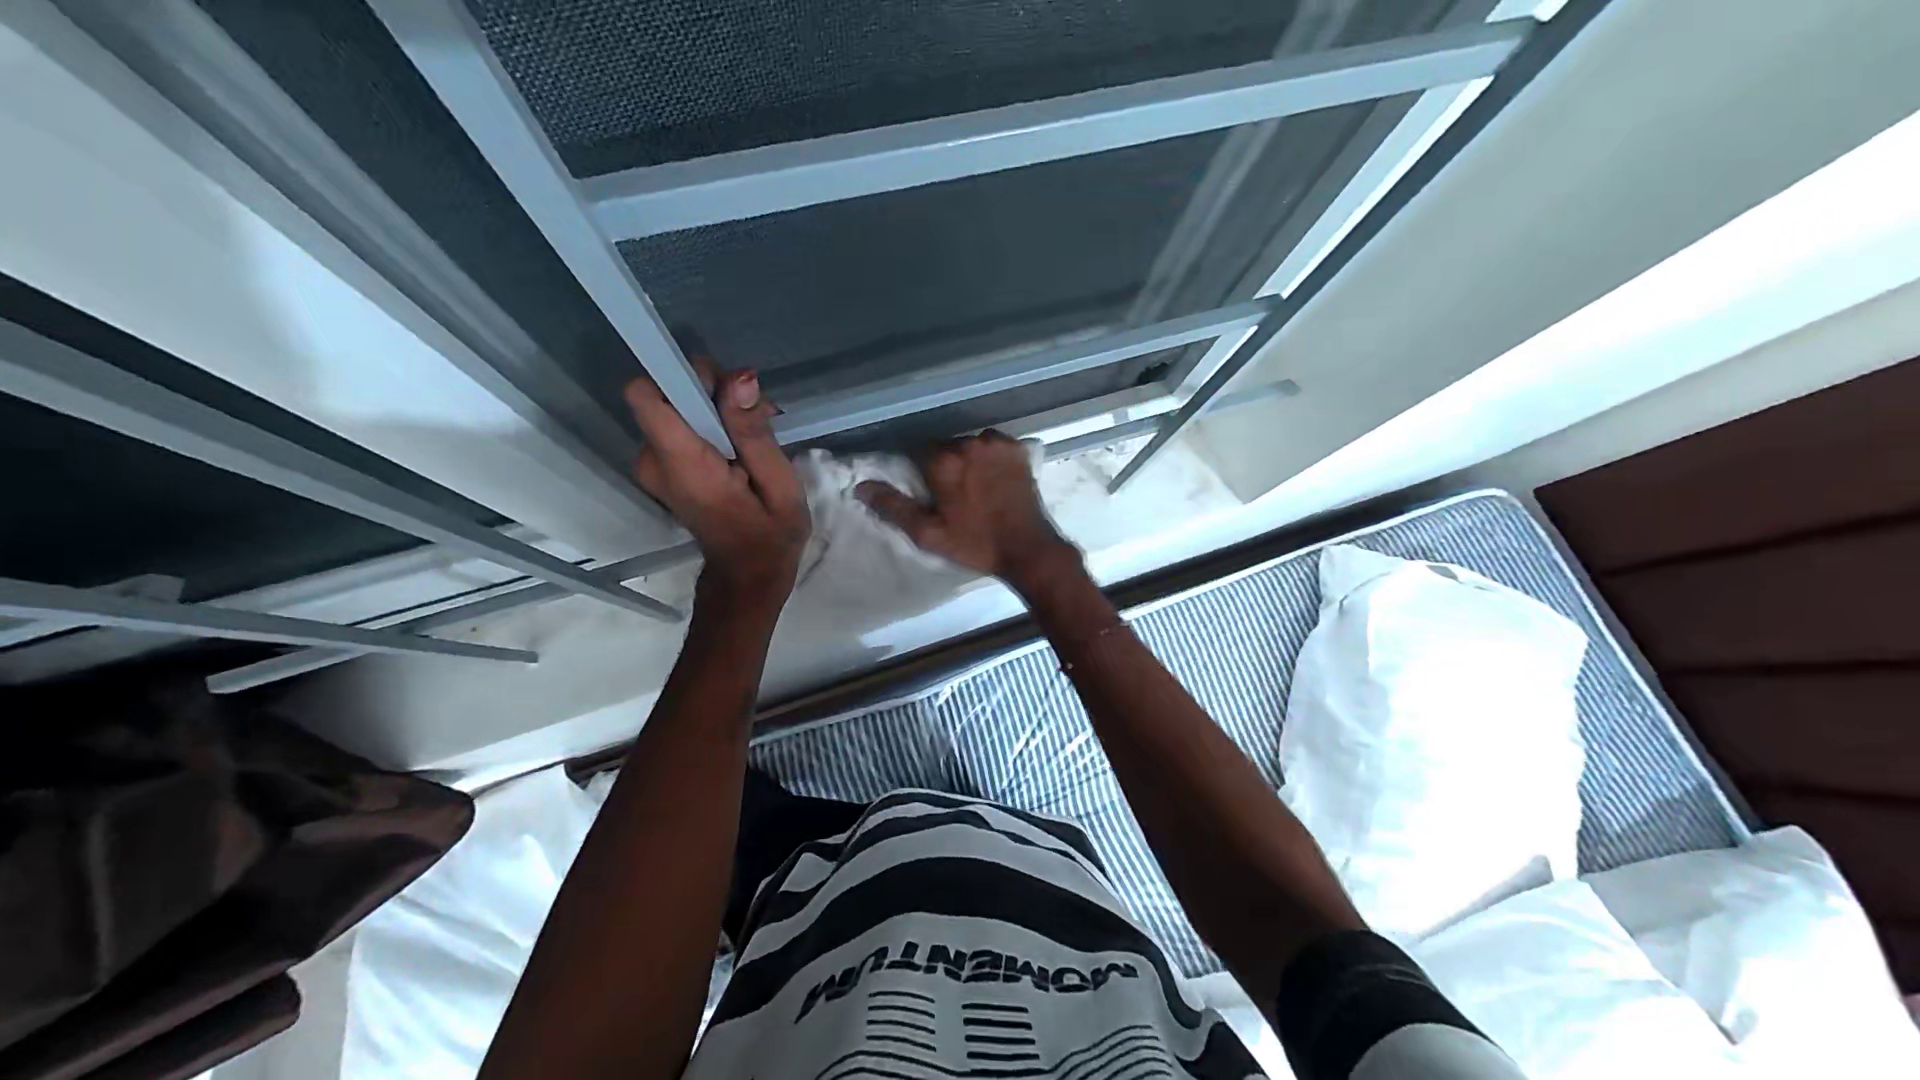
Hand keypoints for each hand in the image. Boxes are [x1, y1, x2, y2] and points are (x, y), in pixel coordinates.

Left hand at [625, 360, 808, 614]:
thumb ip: (754, 432)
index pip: (647, 394)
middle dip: (713, 394)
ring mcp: (652, 464)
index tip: (725, 390)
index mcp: (682, 465)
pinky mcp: (659, 466)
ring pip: (676, 406)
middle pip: (667, 395)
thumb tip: (739, 377)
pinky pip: (678, 424)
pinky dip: (709, 426)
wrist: (747, 575)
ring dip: (716, 410)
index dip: (683, 378)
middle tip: (759, 418)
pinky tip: (741, 449)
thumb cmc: (771, 536)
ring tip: (755, 439)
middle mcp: (653, 460)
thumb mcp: (780, 486)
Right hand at [856, 431, 1079, 589]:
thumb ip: (893, 507)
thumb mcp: (928, 533)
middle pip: (947, 447)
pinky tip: (996, 478)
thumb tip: (861, 487)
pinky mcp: (1018, 449)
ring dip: (970, 459)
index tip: (932, 491)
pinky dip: (992, 457)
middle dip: (947, 465)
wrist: (1027, 548)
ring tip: (978, 487)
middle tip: (956, 494)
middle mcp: (969, 443)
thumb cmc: (975, 543)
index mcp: (944, 461)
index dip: (924, 473)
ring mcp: (997, 444)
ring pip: (971, 444)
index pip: (920, 452)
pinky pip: (995, 445)